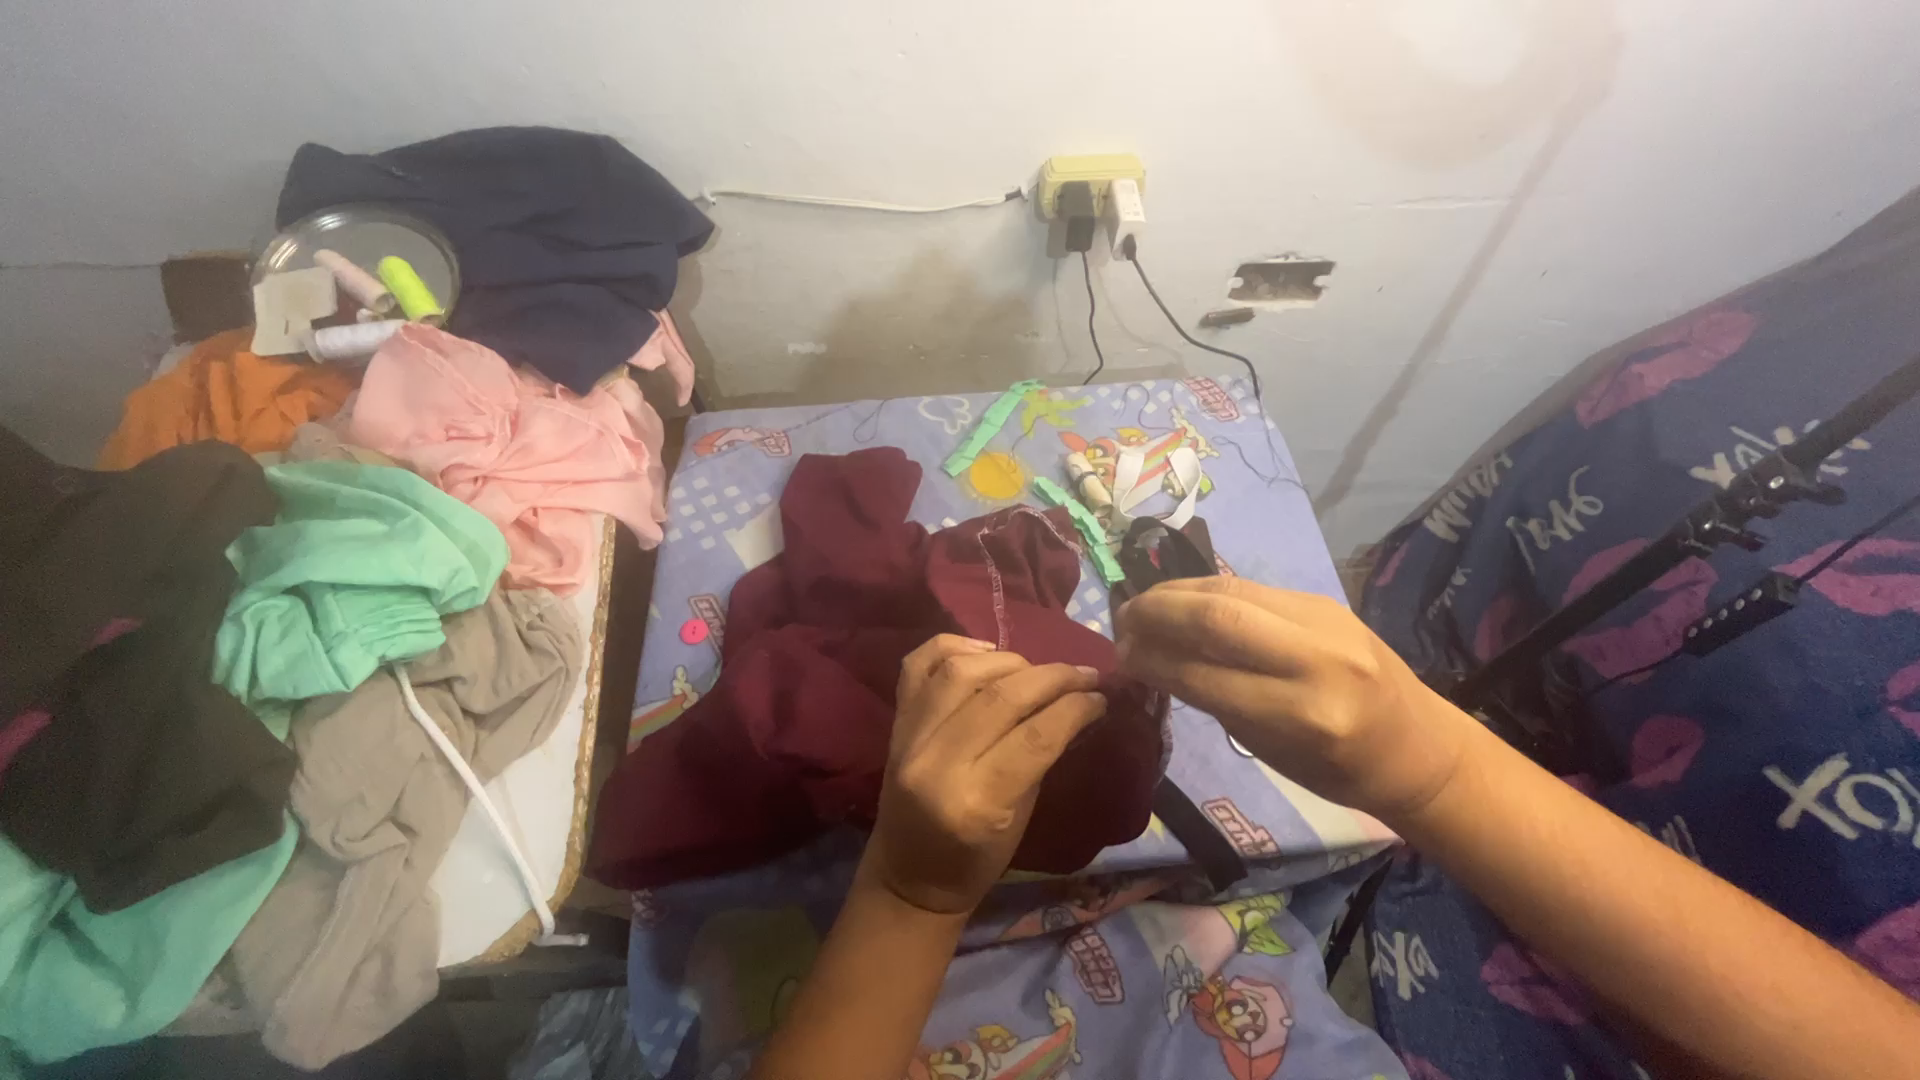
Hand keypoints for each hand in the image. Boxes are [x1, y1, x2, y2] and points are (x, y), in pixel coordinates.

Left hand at [864, 636, 1107, 915]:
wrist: (907, 875)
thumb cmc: (973, 861)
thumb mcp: (1021, 818)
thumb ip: (1041, 758)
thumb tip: (1075, 705)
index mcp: (975, 802)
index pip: (1034, 737)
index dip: (1075, 708)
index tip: (1102, 696)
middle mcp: (936, 763)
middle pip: (1001, 697)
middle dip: (1052, 677)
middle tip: (1085, 674)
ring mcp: (907, 738)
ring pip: (961, 672)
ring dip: (1009, 660)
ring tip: (1037, 670)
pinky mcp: (893, 722)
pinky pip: (918, 664)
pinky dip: (953, 646)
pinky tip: (984, 652)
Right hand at [1114, 577, 1470, 821]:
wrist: (1417, 745)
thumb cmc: (1337, 769)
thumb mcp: (1268, 748)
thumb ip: (1214, 697)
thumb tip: (1153, 658)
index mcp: (1302, 717)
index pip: (1204, 676)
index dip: (1152, 661)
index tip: (1121, 658)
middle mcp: (1316, 661)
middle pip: (1216, 618)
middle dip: (1156, 613)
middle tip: (1121, 621)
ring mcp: (1324, 621)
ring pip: (1230, 590)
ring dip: (1174, 593)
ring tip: (1140, 606)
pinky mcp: (1323, 600)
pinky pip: (1249, 587)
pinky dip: (1203, 590)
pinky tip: (1179, 599)